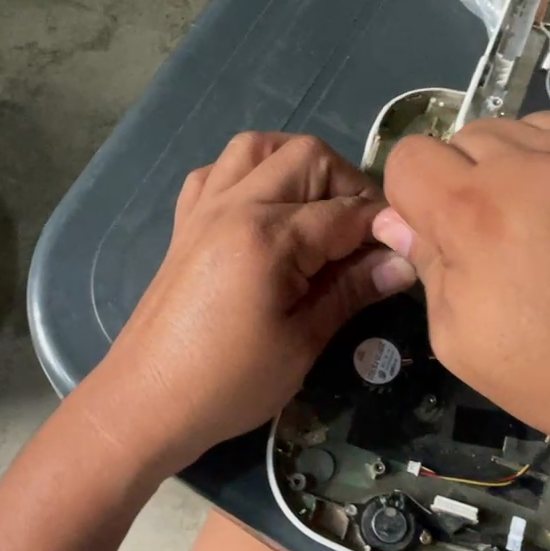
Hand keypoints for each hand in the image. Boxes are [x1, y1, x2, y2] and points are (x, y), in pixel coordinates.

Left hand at [76, 133, 418, 474]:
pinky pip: (215, 173)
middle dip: (345, 183)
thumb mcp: (301, 343)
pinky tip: (261, 211)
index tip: (404, 249)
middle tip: (360, 234)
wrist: (145, 402)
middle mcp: (234, 206)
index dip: (382, 227)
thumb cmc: (227, 384)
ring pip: (256, 147)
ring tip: (315, 211)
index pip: (345, 210)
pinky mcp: (183, 224)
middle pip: (306, 156)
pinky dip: (247, 175)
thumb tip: (403, 262)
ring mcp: (202, 210)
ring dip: (295, 165)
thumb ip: (351, 292)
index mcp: (267, 236)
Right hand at [372, 70, 549, 471]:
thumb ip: (426, 266)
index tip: (441, 237)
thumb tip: (400, 220)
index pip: (410, 158)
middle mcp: (537, 161)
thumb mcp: (461, 342)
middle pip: (467, 138)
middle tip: (505, 241)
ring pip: (530, 122)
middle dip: (469, 185)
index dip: (414, 200)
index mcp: (478, 212)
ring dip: (527, 163)